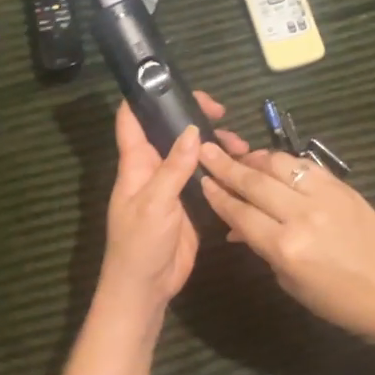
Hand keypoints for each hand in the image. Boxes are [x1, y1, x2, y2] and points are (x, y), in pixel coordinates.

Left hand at [100, 92, 248, 313]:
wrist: (146, 289)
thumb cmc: (139, 244)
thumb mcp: (155, 203)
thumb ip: (174, 167)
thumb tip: (193, 130)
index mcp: (135, 163)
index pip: (131, 120)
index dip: (147, 97)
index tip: (176, 85)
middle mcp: (153, 169)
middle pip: (171, 132)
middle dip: (195, 118)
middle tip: (224, 114)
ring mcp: (172, 186)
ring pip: (193, 154)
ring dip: (214, 145)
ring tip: (241, 145)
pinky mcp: (190, 204)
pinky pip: (206, 178)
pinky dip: (222, 169)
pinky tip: (242, 166)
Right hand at [196, 144, 374, 337]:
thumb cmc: (339, 300)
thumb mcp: (291, 282)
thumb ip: (262, 249)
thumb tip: (237, 226)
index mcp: (286, 247)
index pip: (241, 213)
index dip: (218, 195)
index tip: (201, 179)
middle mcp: (302, 215)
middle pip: (254, 183)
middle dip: (227, 166)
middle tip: (206, 150)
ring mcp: (324, 196)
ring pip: (279, 165)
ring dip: (254, 157)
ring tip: (237, 154)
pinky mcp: (342, 186)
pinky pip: (304, 165)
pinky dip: (283, 162)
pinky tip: (271, 162)